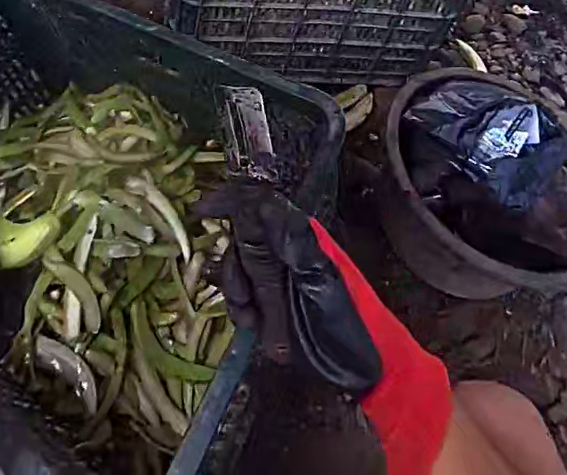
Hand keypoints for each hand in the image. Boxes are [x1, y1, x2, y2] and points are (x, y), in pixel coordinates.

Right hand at [197, 179, 382, 393]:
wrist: (366, 365)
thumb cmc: (350, 317)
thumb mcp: (321, 277)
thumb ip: (290, 241)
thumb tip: (261, 204)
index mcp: (300, 233)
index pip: (260, 205)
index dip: (230, 200)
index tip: (201, 208)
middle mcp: (286, 246)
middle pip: (243, 240)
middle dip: (237, 272)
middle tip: (246, 303)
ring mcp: (279, 274)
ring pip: (239, 268)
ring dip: (238, 293)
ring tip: (251, 321)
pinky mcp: (273, 300)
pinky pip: (244, 293)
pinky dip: (241, 308)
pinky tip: (250, 324)